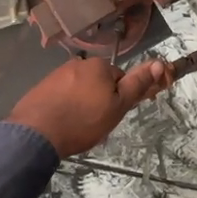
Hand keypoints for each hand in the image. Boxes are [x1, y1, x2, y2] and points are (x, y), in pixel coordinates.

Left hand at [5, 57, 172, 156]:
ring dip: (80, 103)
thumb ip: (137, 85)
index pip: (118, 79)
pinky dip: (63, 106)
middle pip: (97, 82)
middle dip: (98, 99)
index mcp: (99, 65)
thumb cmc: (83, 120)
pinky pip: (61, 95)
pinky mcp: (41, 87)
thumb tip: (159, 63)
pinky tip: (61, 123)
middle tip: (94, 123)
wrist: (37, 133)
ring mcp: (57, 74)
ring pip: (78, 89)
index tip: (110, 115)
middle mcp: (78, 63)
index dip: (117, 99)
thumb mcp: (117, 106)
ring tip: (76, 126)